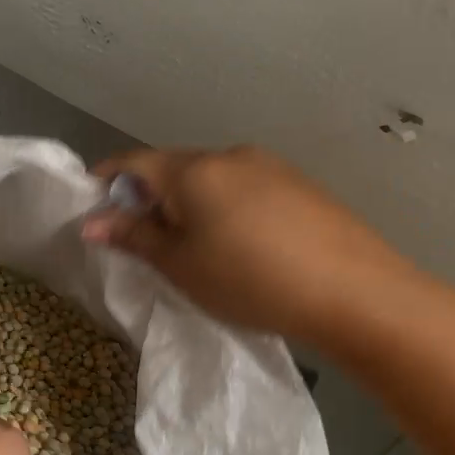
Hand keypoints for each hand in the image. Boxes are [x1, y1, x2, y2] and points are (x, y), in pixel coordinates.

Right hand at [81, 146, 414, 342]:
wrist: (363, 298)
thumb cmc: (250, 279)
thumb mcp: (178, 264)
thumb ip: (132, 236)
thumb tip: (91, 222)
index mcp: (193, 169)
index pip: (131, 162)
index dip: (104, 182)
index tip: (92, 211)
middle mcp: (231, 156)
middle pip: (171, 167)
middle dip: (148, 196)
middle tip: (139, 237)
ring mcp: (273, 168)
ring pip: (209, 178)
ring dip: (188, 203)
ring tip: (189, 245)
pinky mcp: (304, 188)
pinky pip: (243, 188)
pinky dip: (223, 207)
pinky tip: (235, 244)